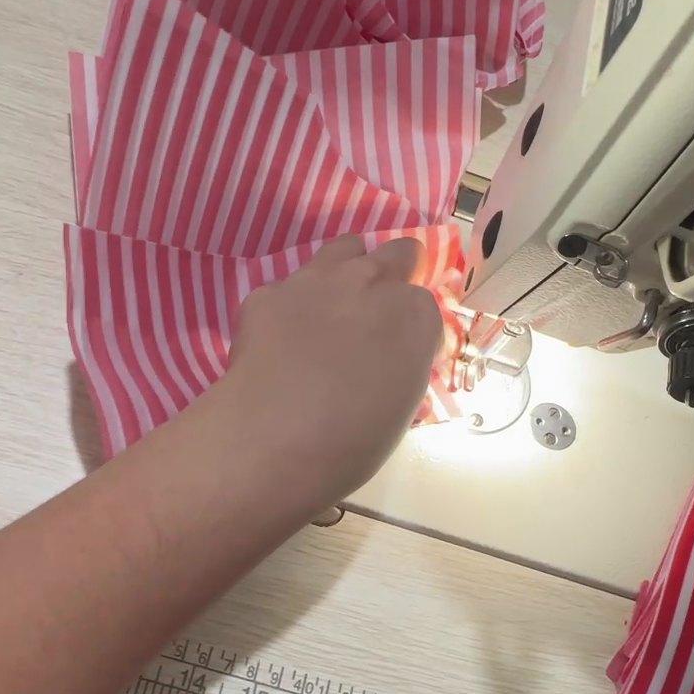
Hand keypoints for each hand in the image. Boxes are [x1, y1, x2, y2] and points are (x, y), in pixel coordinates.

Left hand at [216, 234, 443, 507]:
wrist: (275, 441)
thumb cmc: (352, 444)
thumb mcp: (400, 409)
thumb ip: (401, 368)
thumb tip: (388, 363)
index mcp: (414, 317)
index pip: (425, 306)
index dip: (410, 329)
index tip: (398, 352)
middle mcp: (370, 283)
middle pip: (396, 256)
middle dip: (393, 277)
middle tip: (376, 315)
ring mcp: (316, 280)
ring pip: (343, 250)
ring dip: (347, 270)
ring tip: (332, 309)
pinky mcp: (268, 293)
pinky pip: (287, 288)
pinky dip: (289, 308)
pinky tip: (277, 341)